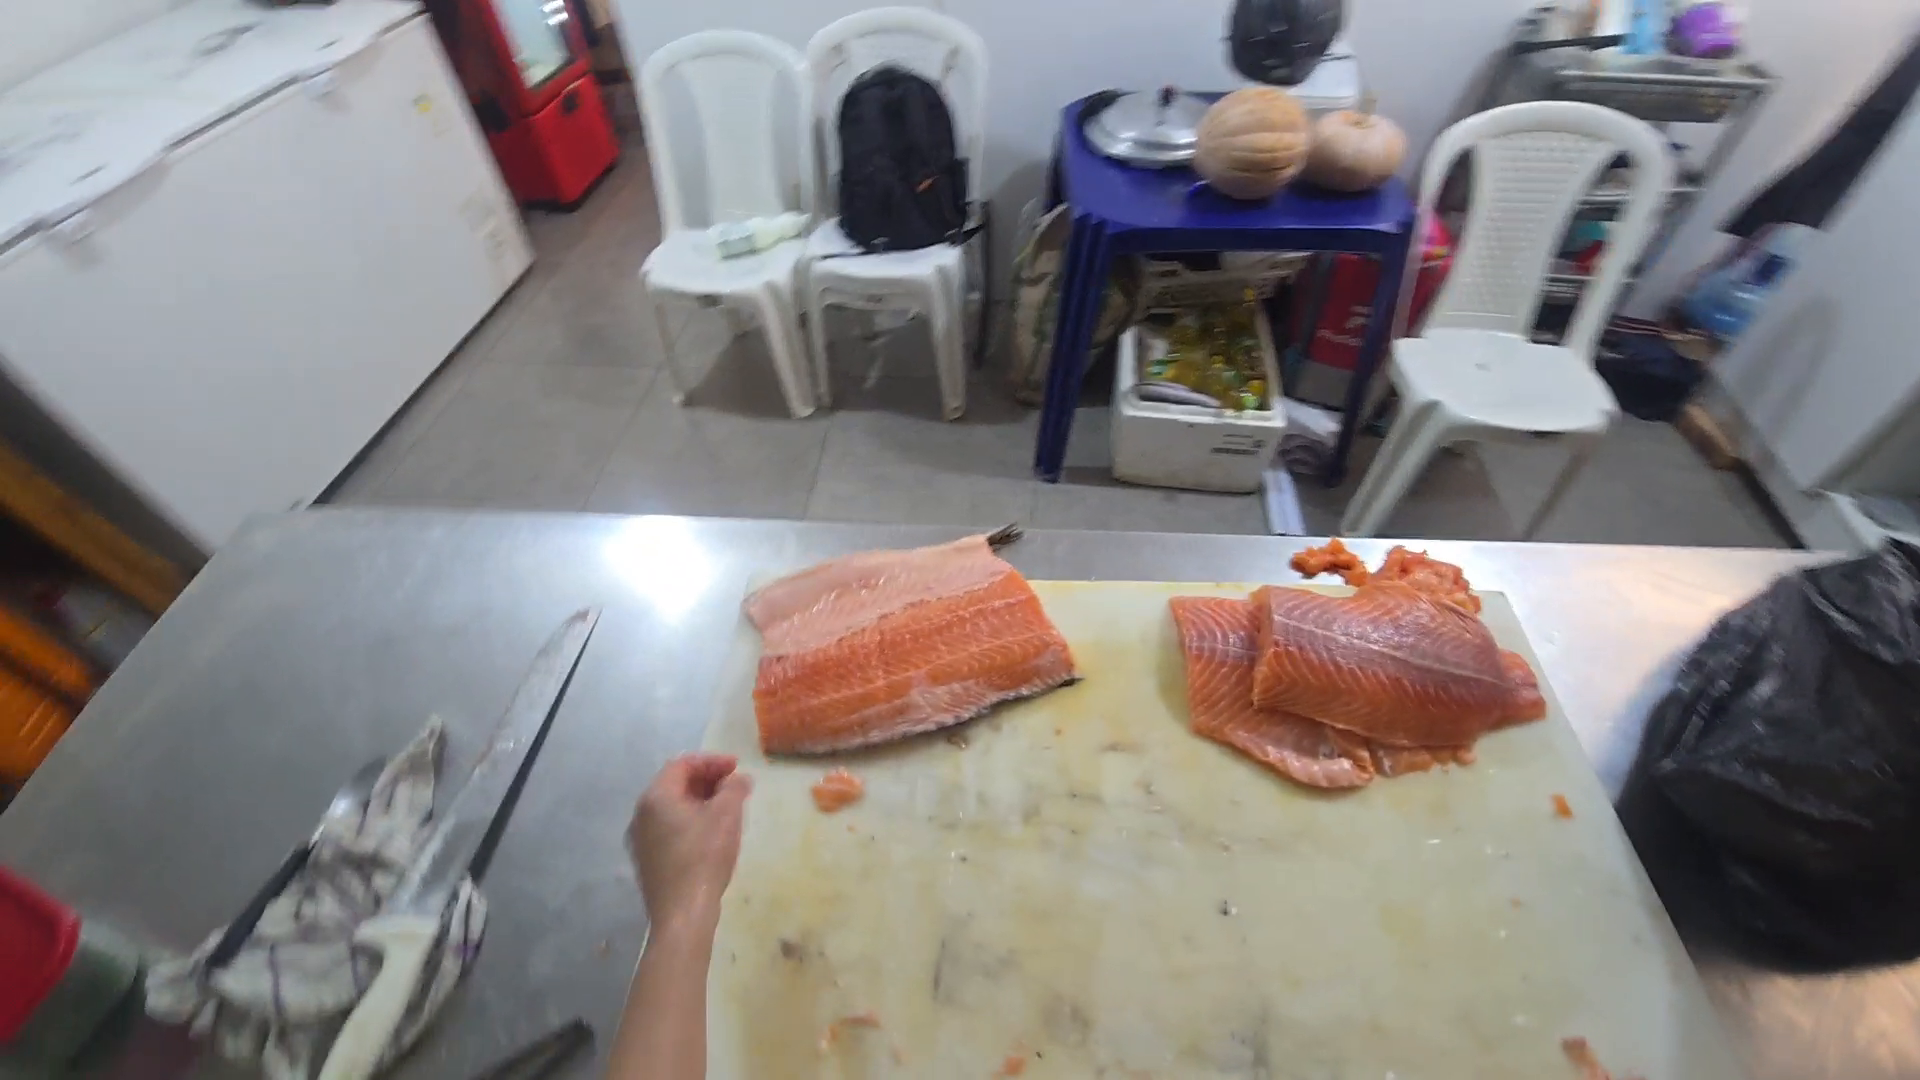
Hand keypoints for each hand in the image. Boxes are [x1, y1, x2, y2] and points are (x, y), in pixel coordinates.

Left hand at [628, 754, 752, 933]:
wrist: (682, 914)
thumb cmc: (704, 856)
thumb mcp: (727, 814)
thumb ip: (735, 787)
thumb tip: (739, 779)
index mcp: (655, 797)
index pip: (682, 764)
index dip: (712, 761)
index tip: (737, 767)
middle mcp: (641, 815)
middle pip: (675, 784)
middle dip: (707, 780)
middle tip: (734, 785)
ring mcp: (641, 840)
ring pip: (672, 807)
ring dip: (700, 800)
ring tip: (727, 807)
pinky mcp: (647, 861)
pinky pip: (669, 828)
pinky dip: (691, 820)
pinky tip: (712, 833)